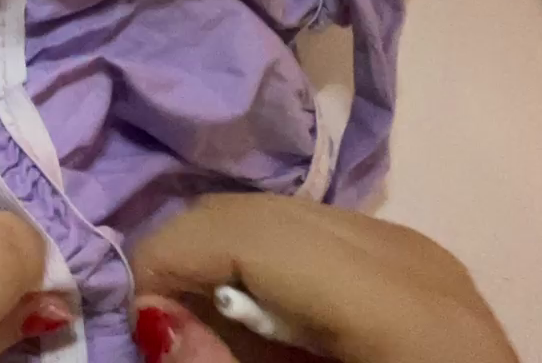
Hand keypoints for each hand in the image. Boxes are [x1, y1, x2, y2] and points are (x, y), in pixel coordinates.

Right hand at [129, 194, 517, 362]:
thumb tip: (154, 321)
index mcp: (405, 309)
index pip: (241, 234)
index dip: (167, 262)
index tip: (134, 322)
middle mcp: (403, 250)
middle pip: (245, 215)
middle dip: (184, 260)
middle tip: (164, 330)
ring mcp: (406, 243)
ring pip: (263, 212)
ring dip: (217, 260)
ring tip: (211, 328)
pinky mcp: (407, 251)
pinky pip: (297, 228)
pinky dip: (258, 263)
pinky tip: (266, 320)